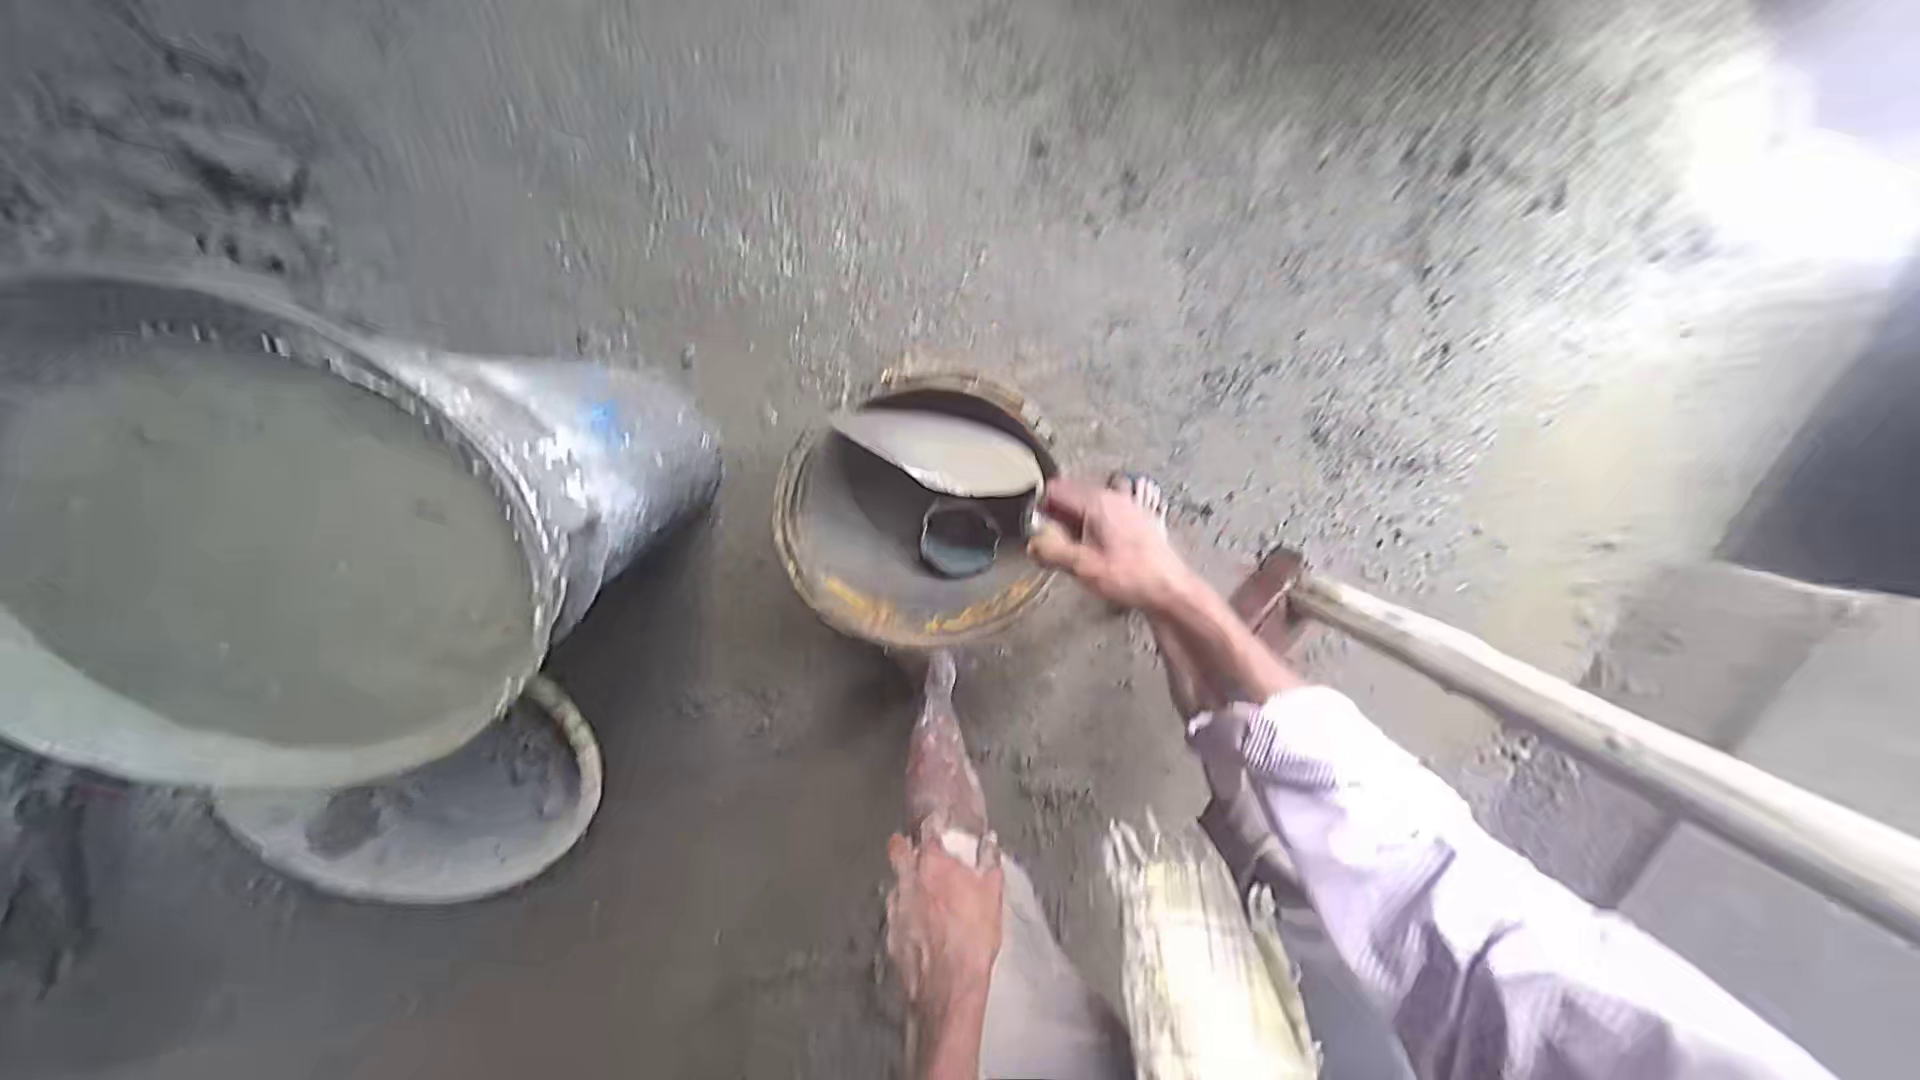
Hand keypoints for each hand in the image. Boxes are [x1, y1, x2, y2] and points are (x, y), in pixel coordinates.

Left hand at [886, 817, 1003, 1020]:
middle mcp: (908, 877)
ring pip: (895, 880)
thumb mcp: (992, 893)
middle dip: (904, 843)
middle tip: (917, 849)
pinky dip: (905, 910)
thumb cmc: (973, 935)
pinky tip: (918, 922)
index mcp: (933, 861)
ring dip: (906, 880)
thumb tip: (989, 842)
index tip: (940, 822)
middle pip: (897, 847)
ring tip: (921, 890)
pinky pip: (895, 911)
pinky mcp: (890, 932)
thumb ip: (989, 861)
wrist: (948, 985)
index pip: (928, 827)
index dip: (935, 822)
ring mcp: (896, 904)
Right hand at [1028, 477, 1197, 611]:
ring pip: (1089, 501)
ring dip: (1075, 518)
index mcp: (1098, 502)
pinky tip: (1095, 546)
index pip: (1056, 488)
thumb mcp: (1082, 568)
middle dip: (1057, 513)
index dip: (1040, 505)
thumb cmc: (1133, 577)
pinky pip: (1106, 511)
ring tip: (1073, 545)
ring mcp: (1129, 506)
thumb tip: (1033, 544)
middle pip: (1073, 492)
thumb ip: (1051, 551)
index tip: (1035, 523)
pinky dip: (1093, 523)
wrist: (1169, 590)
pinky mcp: (1138, 518)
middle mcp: (1114, 497)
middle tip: (1050, 539)